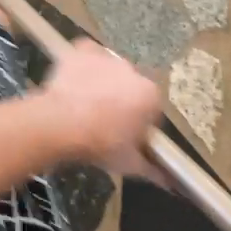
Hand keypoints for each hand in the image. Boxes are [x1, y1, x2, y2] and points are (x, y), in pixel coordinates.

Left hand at [36, 41, 164, 178]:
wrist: (60, 123)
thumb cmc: (100, 144)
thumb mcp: (131, 164)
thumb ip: (154, 170)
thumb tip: (169, 182)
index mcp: (150, 95)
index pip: (151, 108)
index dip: (139, 121)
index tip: (125, 132)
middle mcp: (133, 69)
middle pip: (130, 86)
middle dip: (122, 99)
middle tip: (104, 118)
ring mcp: (106, 56)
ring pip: (109, 69)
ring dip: (103, 81)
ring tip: (85, 102)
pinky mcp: (82, 48)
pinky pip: (88, 54)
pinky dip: (84, 63)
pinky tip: (76, 79)